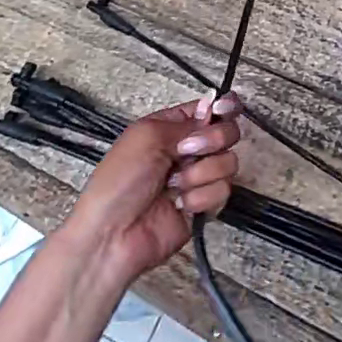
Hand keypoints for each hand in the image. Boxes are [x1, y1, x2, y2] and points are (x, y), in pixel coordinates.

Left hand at [67, 93, 243, 282]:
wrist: (112, 235)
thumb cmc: (118, 183)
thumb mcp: (146, 136)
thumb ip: (186, 121)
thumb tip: (214, 108)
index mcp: (171, 127)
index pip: (209, 109)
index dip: (223, 106)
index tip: (225, 109)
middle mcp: (187, 150)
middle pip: (227, 133)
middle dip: (212, 141)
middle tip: (187, 152)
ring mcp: (197, 178)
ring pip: (228, 163)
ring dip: (200, 174)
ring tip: (174, 185)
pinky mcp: (204, 205)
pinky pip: (223, 192)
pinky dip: (200, 197)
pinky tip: (179, 204)